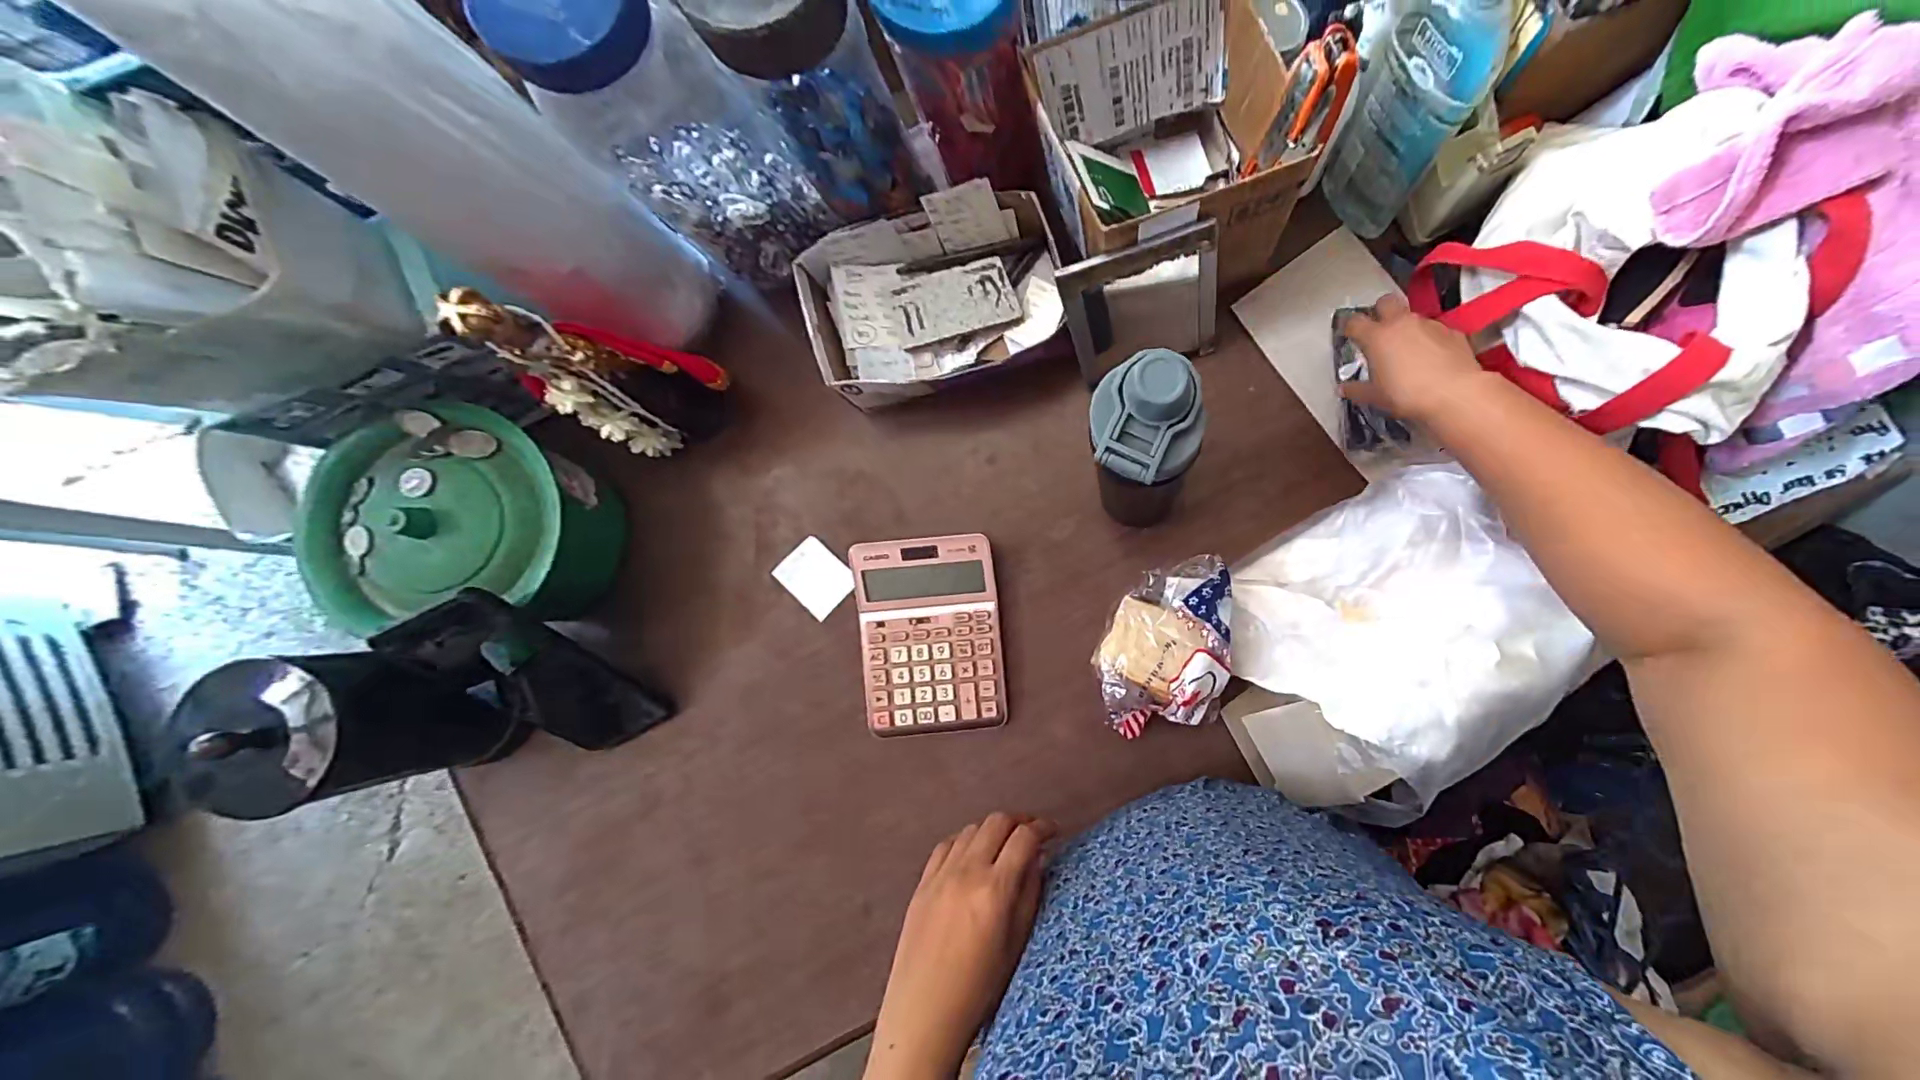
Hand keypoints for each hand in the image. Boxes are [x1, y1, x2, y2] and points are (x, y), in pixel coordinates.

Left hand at [865, 812, 1056, 1079]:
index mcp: (994, 890)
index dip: (1043, 828)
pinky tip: (971, 853)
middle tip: (1032, 833)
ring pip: (971, 829)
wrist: (924, 1012)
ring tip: (1004, 845)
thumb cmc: (979, 989)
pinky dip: (964, 841)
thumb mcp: (1016, 944)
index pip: (1024, 838)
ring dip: (992, 830)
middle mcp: (966, 872)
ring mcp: (940, 874)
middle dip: (1019, 821)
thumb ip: (1029, 894)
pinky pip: (946, 845)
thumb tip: (1037, 858)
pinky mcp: (922, 882)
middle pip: (996, 822)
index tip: (1053, 831)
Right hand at [1340, 293, 1489, 426]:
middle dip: (1380, 312)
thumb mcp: (1375, 396)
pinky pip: (1434, 329)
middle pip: (1386, 302)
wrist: (1455, 395)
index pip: (1354, 321)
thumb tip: (1346, 389)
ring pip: (1412, 317)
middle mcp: (1402, 324)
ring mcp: (1430, 325)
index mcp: (1377, 337)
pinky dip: (1428, 339)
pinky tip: (1430, 358)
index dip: (1349, 327)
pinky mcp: (1452, 332)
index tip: (1349, 334)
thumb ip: (1356, 389)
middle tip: (1377, 331)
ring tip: (1406, 351)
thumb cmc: (1408, 394)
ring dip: (1406, 328)